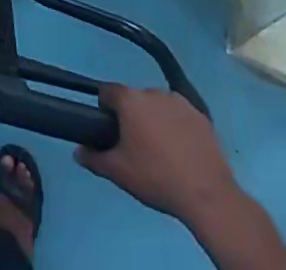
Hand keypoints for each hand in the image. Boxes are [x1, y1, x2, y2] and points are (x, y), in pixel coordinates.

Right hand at [76, 85, 240, 223]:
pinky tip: (181, 150)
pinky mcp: (201, 115)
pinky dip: (176, 125)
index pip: (107, 91)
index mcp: (130, 100)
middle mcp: (154, 92)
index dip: (103, 108)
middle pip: (134, 98)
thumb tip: (79, 151)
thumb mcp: (118, 173)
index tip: (108, 130)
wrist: (206, 194)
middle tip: (134, 145)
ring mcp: (180, 102)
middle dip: (130, 116)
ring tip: (160, 150)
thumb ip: (93, 158)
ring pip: (158, 105)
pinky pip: (180, 114)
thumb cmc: (155, 178)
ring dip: (154, 118)